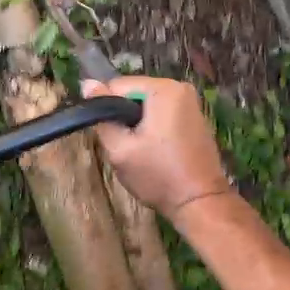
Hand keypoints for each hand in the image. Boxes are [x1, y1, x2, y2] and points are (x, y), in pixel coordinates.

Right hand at [82, 75, 228, 220]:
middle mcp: (179, 88)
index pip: (117, 86)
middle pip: (132, 94)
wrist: (201, 206)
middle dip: (124, 118)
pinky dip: (153, 128)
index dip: (108, 110)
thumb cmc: (159, 176)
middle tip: (127, 147)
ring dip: (138, 124)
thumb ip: (102, 115)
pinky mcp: (195, 118)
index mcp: (163, 89)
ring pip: (145, 105)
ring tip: (141, 152)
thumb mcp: (120, 149)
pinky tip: (155, 152)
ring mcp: (190, 103)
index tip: (115, 137)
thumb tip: (87, 83)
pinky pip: (161, 113)